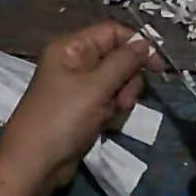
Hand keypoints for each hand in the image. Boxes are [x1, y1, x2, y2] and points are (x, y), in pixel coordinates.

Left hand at [0, 22, 159, 185]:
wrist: (35, 162)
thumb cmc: (63, 118)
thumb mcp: (95, 87)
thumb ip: (123, 62)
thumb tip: (144, 42)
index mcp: (71, 48)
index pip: (111, 32)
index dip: (136, 44)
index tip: (159, 66)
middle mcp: (75, 62)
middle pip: (117, 57)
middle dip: (127, 78)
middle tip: (122, 99)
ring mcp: (79, 87)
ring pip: (116, 82)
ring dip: (121, 98)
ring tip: (111, 114)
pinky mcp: (83, 109)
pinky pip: (108, 101)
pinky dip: (112, 112)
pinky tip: (105, 126)